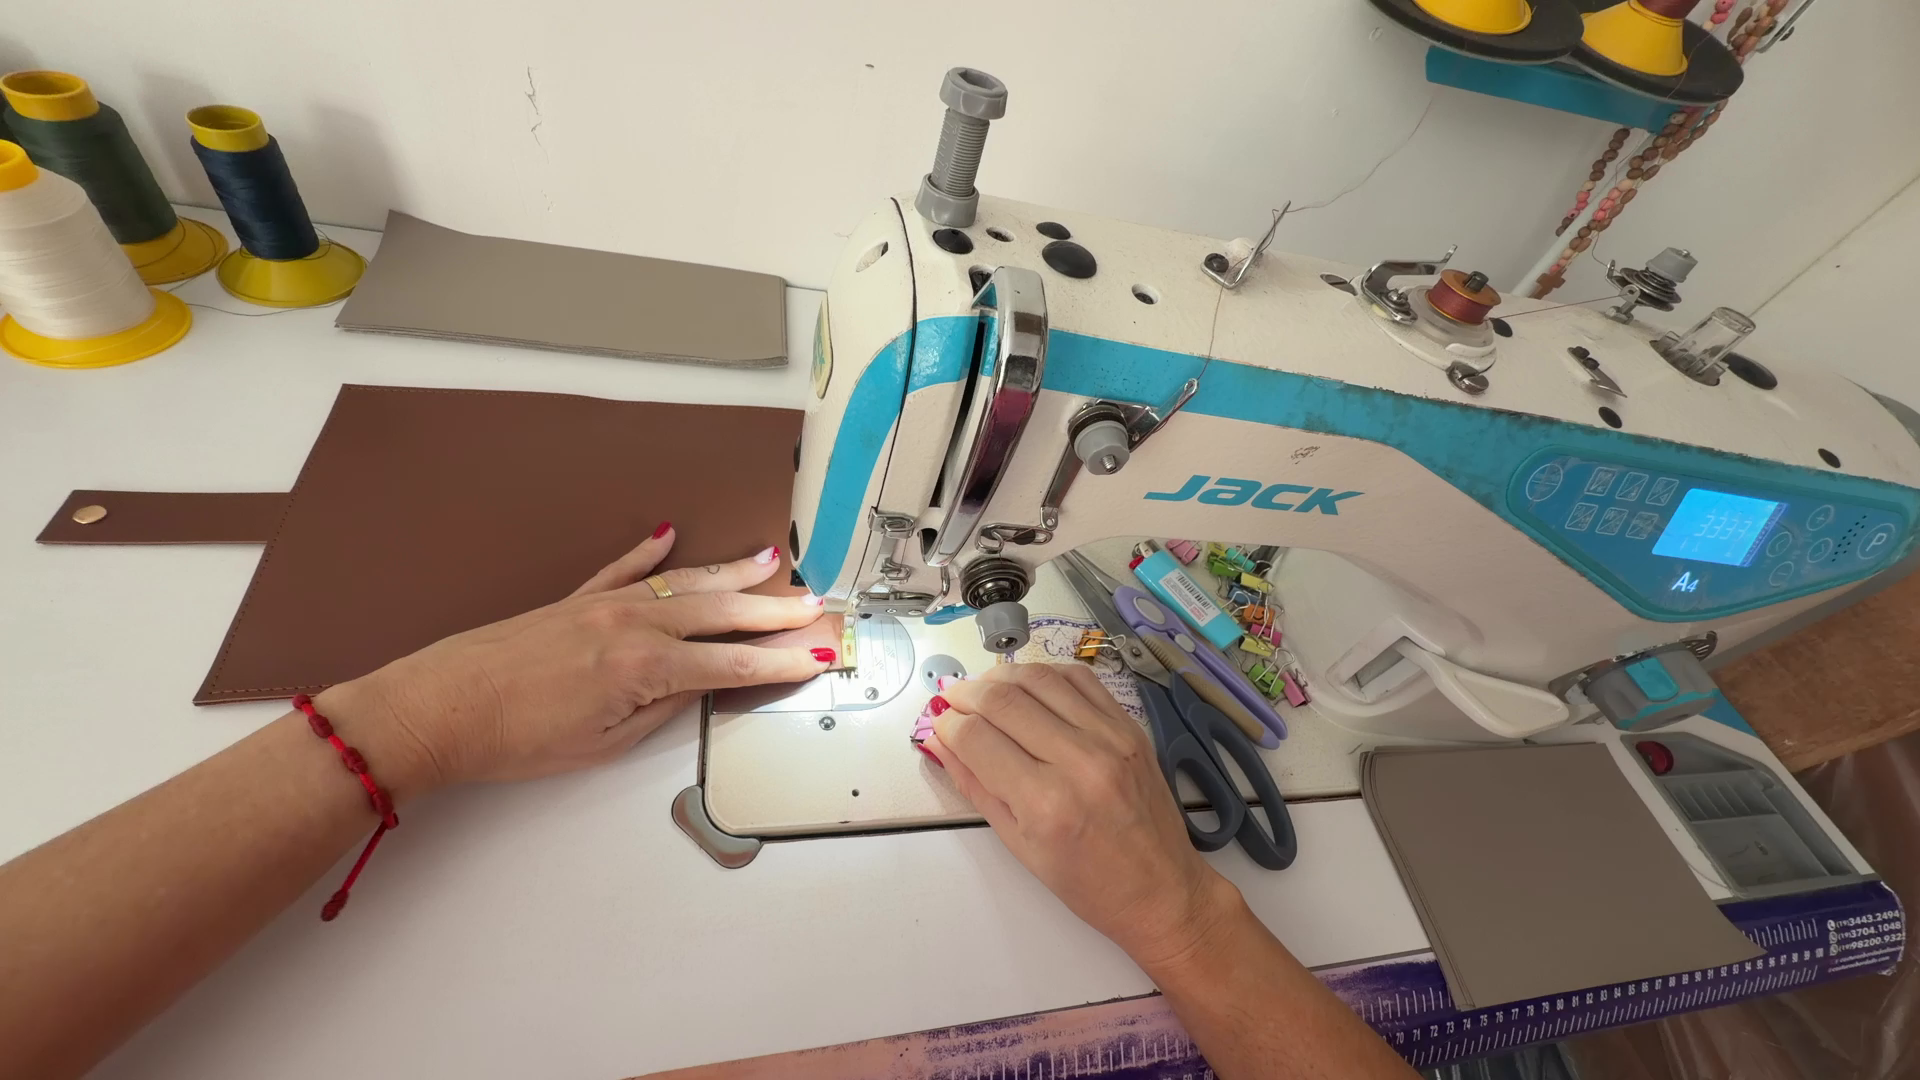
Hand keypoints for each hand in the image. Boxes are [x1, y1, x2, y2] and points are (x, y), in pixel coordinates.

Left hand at [318, 526, 831, 799]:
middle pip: (722, 612)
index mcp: (646, 669)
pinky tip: (670, 533)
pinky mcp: (576, 597)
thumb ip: (662, 708)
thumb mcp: (604, 744)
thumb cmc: (516, 740)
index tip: (817, 655)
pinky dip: (649, 551)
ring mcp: (606, 603)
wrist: (434, 709)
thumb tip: (699, 685)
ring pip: (685, 582)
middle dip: (774, 609)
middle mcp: (635, 625)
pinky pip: (623, 568)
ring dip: (732, 573)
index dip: (782, 661)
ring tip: (769, 559)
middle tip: (813, 604)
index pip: (734, 664)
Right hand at [923, 664, 1238, 967]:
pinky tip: (1028, 682)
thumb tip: (939, 739)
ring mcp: (1108, 737)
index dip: (948, 723)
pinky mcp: (1128, 725)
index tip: (940, 721)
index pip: (977, 738)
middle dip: (967, 693)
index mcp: (1044, 805)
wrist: (1161, 889)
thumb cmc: (1087, 882)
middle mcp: (1077, 762)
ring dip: (1001, 674)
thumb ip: (974, 785)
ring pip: (1039, 678)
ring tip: (984, 685)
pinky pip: (1079, 677)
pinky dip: (1045, 672)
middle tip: (953, 697)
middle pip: (1004, 700)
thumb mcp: (1018, 845)